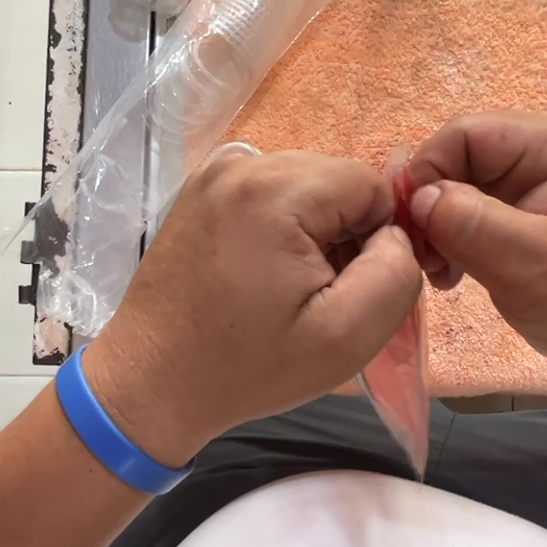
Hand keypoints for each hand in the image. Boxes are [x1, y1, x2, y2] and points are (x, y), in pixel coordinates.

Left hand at [85, 150, 421, 466]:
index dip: (379, 239)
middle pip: (336, 182)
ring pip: (305, 188)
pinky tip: (260, 276)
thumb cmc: (247, 369)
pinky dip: (279, 230)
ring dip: (313, 233)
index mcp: (276, 189)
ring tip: (286, 291)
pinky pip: (268, 196)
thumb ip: (395, 273)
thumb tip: (395, 234)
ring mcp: (213, 174)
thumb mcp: (345, 336)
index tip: (350, 291)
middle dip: (344, 234)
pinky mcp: (197, 193)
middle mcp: (241, 163)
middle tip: (317, 297)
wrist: (151, 384)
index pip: (372, 186)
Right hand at [405, 112, 546, 381]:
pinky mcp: (518, 212)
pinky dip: (448, 242)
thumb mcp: (542, 269)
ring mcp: (530, 182)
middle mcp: (542, 151)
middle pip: (455, 157)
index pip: (466, 133)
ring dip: (436, 230)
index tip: (414, 234)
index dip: (428, 174)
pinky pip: (464, 212)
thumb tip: (417, 197)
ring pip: (453, 187)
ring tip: (442, 276)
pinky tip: (452, 276)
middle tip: (427, 265)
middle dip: (429, 208)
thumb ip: (477, 227)